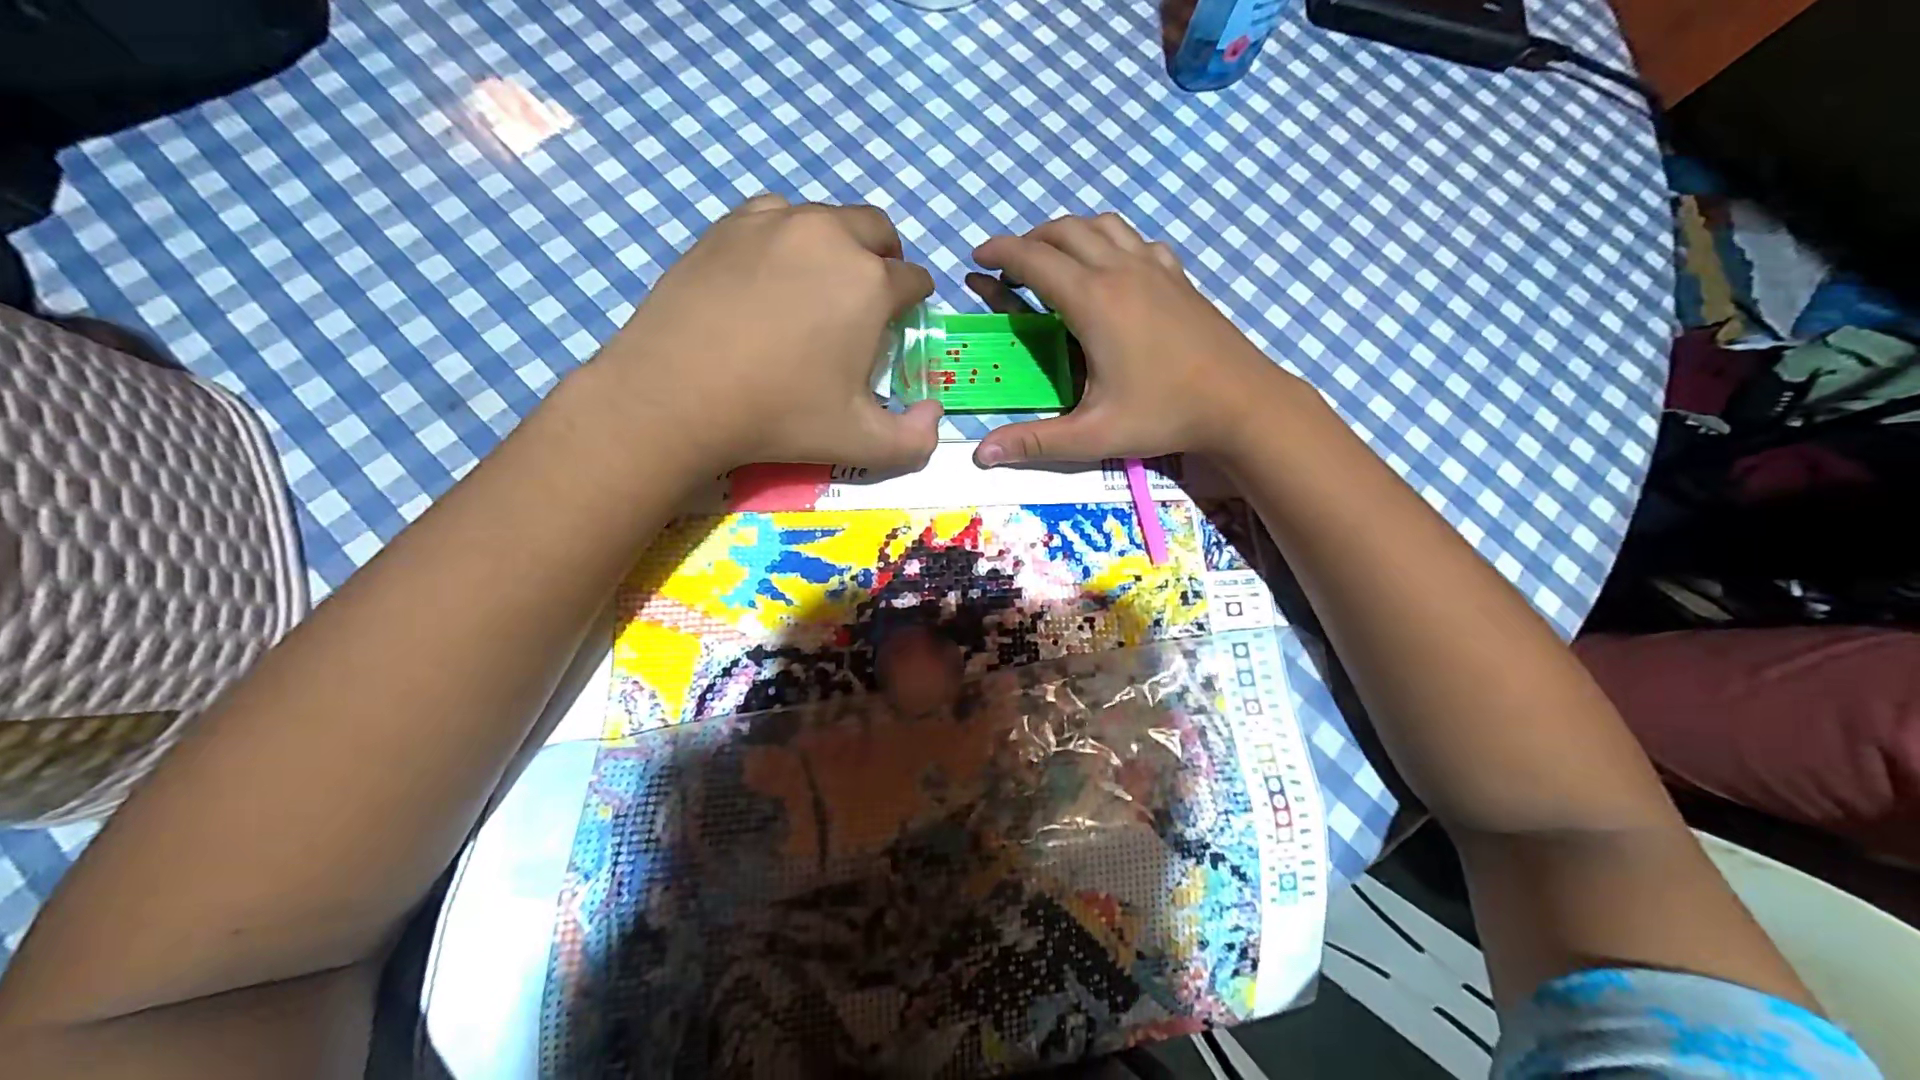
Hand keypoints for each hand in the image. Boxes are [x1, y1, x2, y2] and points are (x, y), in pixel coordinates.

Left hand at [591, 195, 940, 471]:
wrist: (676, 396)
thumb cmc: (779, 417)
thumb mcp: (861, 442)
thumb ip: (916, 439)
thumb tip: (935, 413)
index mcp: (870, 282)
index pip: (913, 279)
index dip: (915, 302)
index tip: (901, 324)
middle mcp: (828, 236)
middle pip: (877, 230)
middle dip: (885, 258)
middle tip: (869, 297)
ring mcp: (773, 223)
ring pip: (825, 218)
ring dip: (837, 244)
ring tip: (817, 285)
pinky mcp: (727, 226)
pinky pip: (773, 216)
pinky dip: (786, 237)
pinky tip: (771, 272)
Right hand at [965, 214, 1293, 466]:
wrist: (1241, 401)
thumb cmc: (1164, 414)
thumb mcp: (1093, 434)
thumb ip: (1035, 441)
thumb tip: (982, 454)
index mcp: (1093, 301)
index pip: (1034, 260)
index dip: (1000, 252)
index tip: (978, 258)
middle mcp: (1121, 271)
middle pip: (1065, 231)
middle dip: (1029, 240)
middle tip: (1009, 264)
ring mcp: (1154, 267)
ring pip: (1102, 226)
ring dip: (1068, 233)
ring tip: (1052, 258)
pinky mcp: (1177, 276)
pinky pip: (1135, 240)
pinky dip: (1110, 242)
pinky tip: (1110, 268)